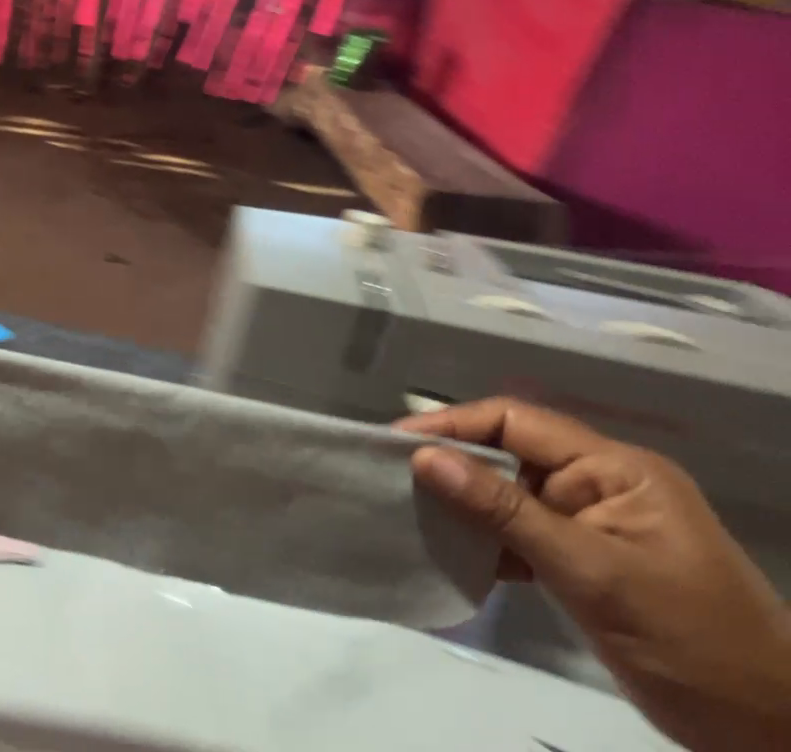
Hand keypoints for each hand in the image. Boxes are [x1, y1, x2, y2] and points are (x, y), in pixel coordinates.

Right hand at [398, 398, 790, 751]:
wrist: (762, 725)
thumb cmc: (686, 634)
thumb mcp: (590, 569)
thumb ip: (503, 510)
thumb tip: (424, 458)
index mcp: (617, 470)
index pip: (518, 423)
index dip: (453, 426)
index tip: (394, 444)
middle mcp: (602, 485)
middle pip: (508, 453)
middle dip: (451, 463)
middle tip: (389, 477)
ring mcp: (592, 523)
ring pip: (507, 494)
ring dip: (462, 504)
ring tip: (408, 511)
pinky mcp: (583, 559)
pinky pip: (518, 532)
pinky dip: (483, 539)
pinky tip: (451, 551)